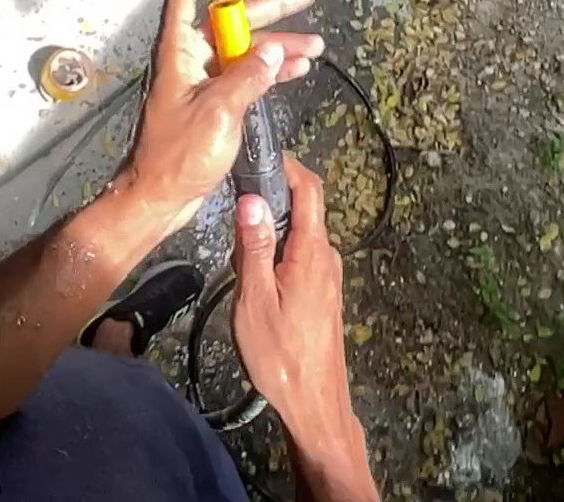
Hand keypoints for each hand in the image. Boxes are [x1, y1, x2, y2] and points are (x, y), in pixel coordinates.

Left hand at [119, 0, 321, 228]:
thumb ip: (247, 78)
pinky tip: (297, 68)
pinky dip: (271, 70)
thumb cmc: (179, 152)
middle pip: (233, 21)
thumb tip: (274, 49)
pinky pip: (248, 74)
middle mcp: (192, 59)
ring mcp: (205, 80)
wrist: (162, 194)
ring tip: (316, 44)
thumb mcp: (218, 112)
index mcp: (180, 53)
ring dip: (279, 45)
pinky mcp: (216, 100)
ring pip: (247, 49)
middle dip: (270, 8)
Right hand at [231, 158, 359, 452]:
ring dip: (268, 235)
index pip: (309, 190)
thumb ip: (254, 247)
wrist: (315, 408)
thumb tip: (251, 197)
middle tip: (234, 226)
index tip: (259, 154)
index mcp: (312, 252)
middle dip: (266, 206)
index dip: (288, 164)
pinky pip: (300, 255)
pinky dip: (276, 254)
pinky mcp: (323, 292)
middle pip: (301, 209)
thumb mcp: (255, 300)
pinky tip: (256, 282)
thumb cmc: (281, 355)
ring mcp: (328, 275)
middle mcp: (327, 257)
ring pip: (297, 234)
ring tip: (240, 264)